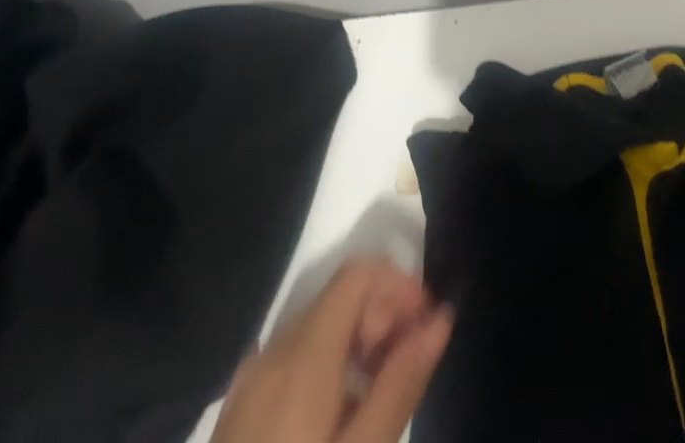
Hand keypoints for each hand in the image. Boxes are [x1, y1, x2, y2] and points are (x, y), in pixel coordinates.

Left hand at [211, 258, 452, 442]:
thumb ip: (402, 381)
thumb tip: (440, 319)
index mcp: (303, 357)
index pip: (358, 275)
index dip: (401, 286)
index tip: (428, 327)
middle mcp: (274, 351)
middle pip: (340, 297)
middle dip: (386, 315)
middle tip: (413, 365)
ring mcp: (253, 374)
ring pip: (320, 325)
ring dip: (363, 340)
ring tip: (386, 392)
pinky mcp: (245, 399)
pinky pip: (297, 355)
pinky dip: (334, 362)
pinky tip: (347, 411)